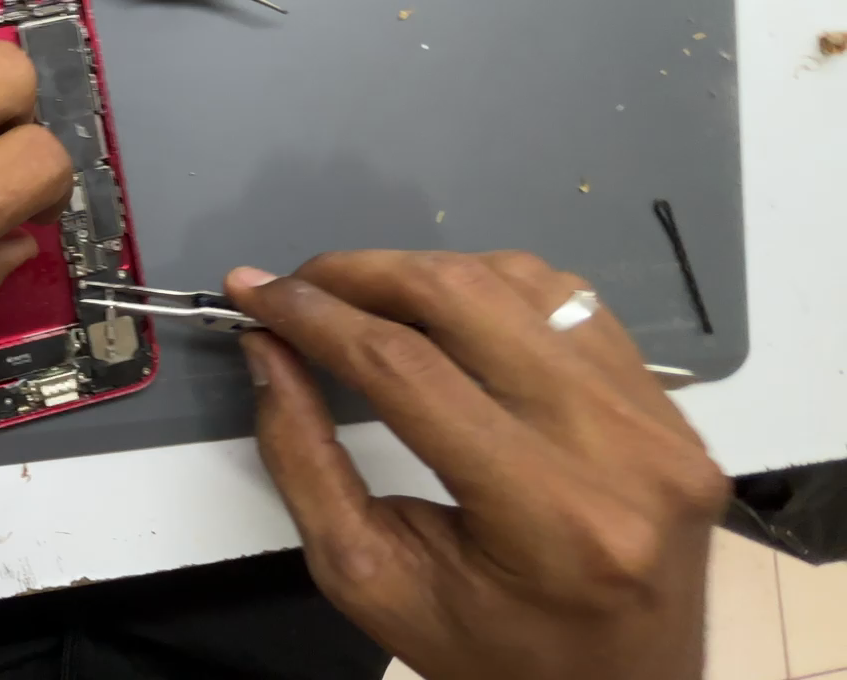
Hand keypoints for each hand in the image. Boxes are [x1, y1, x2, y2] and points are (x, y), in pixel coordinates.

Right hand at [226, 251, 729, 679]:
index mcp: (548, 516)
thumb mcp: (355, 569)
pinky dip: (475, 283)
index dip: (311, 315)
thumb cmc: (476, 644)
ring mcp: (658, 420)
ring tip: (353, 301)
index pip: (402, 367)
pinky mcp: (667, 404)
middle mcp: (622, 451)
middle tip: (292, 288)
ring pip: (509, 279)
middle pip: (459, 298)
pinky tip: (432, 312)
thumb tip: (265, 343)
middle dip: (352, 274)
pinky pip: (558, 296)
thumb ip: (297, 450)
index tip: (248, 288)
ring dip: (408, 272)